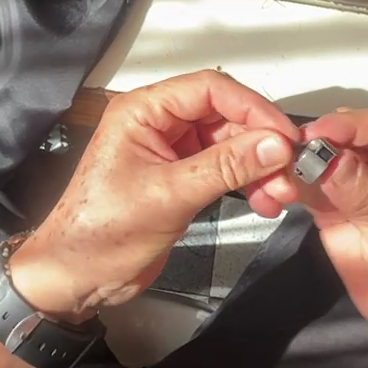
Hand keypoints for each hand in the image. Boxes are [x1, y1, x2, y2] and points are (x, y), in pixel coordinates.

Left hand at [10, 70, 296, 319]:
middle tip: (290, 170)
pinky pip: (225, 167)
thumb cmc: (101, 233)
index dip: (252, 108)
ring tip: (281, 193)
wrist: (77, 278)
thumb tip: (276, 145)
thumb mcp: (168, 196)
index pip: (209, 89)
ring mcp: (171, 149)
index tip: (285, 135)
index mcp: (143, 110)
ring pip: (230, 142)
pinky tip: (264, 200)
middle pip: (224, 114)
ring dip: (259, 165)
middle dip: (260, 142)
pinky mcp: (181, 177)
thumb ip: (225, 166)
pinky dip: (247, 181)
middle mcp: (158, 122)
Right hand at [257, 109, 367, 344]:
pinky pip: (310, 183)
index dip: (348, 126)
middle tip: (288, 150)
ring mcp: (359, 185)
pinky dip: (293, 182)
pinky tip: (278, 187)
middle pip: (349, 136)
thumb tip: (331, 157)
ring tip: (277, 172)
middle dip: (319, 138)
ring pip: (325, 156)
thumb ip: (365, 199)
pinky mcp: (335, 205)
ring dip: (300, 160)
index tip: (314, 134)